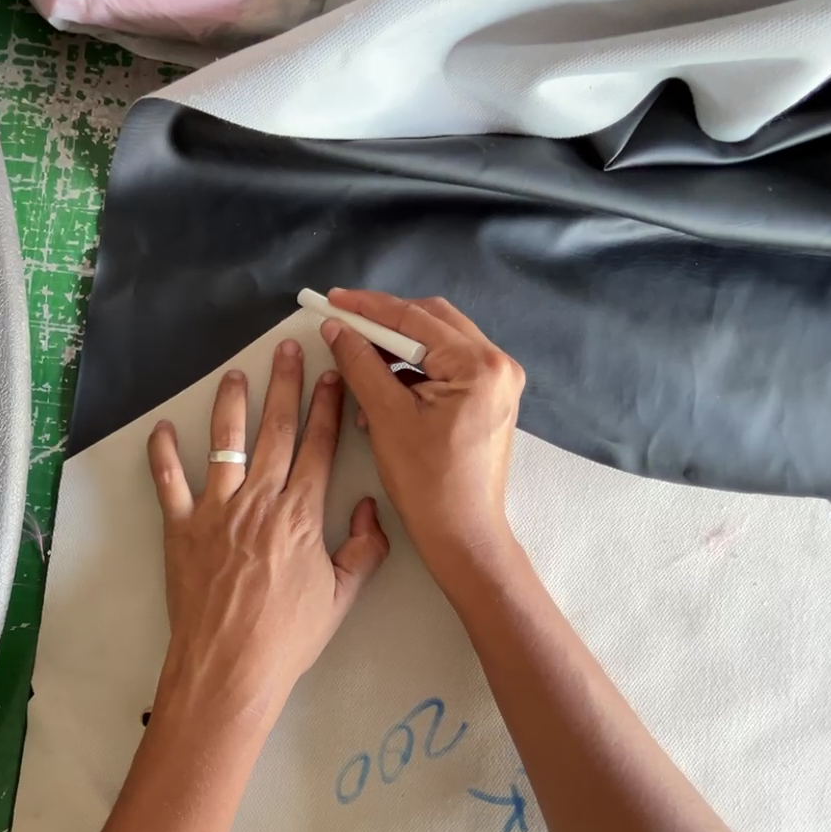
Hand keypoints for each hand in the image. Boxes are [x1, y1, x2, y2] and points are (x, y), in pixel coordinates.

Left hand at [146, 339, 389, 724]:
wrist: (230, 665)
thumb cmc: (287, 636)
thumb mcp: (342, 597)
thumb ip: (364, 550)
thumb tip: (373, 510)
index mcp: (301, 515)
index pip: (318, 448)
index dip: (328, 408)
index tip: (333, 376)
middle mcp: (259, 501)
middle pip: (276, 431)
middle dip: (286, 386)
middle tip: (289, 350)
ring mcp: (216, 511)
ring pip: (226, 444)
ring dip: (232, 404)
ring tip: (236, 373)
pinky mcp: (181, 527)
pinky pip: (169, 482)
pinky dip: (163, 453)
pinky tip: (161, 427)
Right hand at [317, 288, 525, 570]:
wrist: (461, 533)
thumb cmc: (426, 480)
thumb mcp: (386, 416)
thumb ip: (360, 364)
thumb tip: (337, 328)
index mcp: (479, 364)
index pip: (416, 318)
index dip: (369, 307)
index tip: (333, 299)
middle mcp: (497, 364)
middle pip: (432, 321)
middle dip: (385, 322)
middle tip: (343, 322)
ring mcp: (497, 382)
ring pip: (437, 343)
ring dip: (396, 349)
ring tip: (359, 364)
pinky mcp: (488, 399)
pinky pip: (445, 368)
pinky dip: (412, 372)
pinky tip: (382, 390)